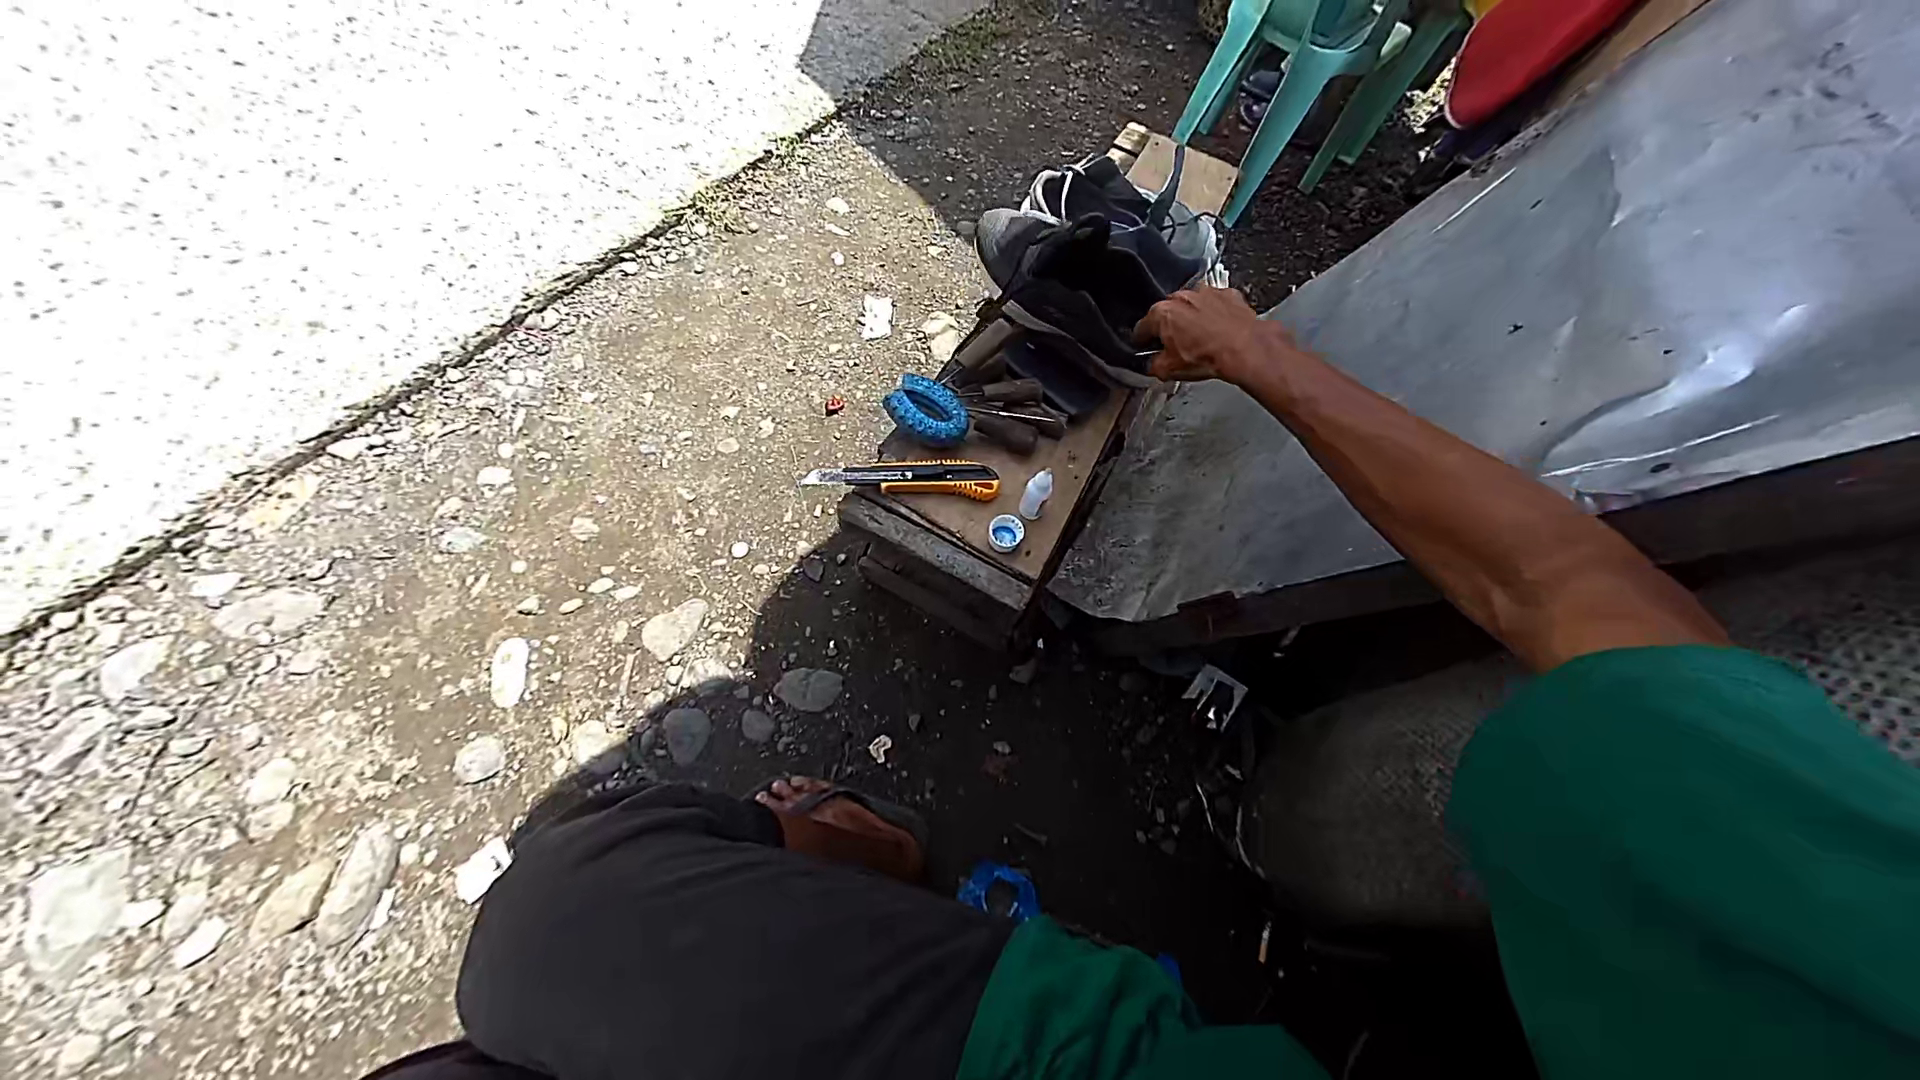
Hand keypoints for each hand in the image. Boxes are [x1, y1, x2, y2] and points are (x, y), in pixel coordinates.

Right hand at [1132, 287, 1300, 383]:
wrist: (1245, 349)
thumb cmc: (1208, 355)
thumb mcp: (1169, 370)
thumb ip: (1153, 365)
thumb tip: (1152, 364)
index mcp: (1161, 313)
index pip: (1142, 327)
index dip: (1141, 341)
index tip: (1144, 347)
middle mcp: (1181, 297)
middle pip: (1167, 314)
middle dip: (1168, 328)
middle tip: (1174, 348)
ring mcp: (1206, 293)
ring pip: (1191, 307)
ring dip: (1191, 320)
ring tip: (1199, 341)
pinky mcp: (1228, 295)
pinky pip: (1214, 305)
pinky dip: (1213, 315)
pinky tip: (1217, 332)